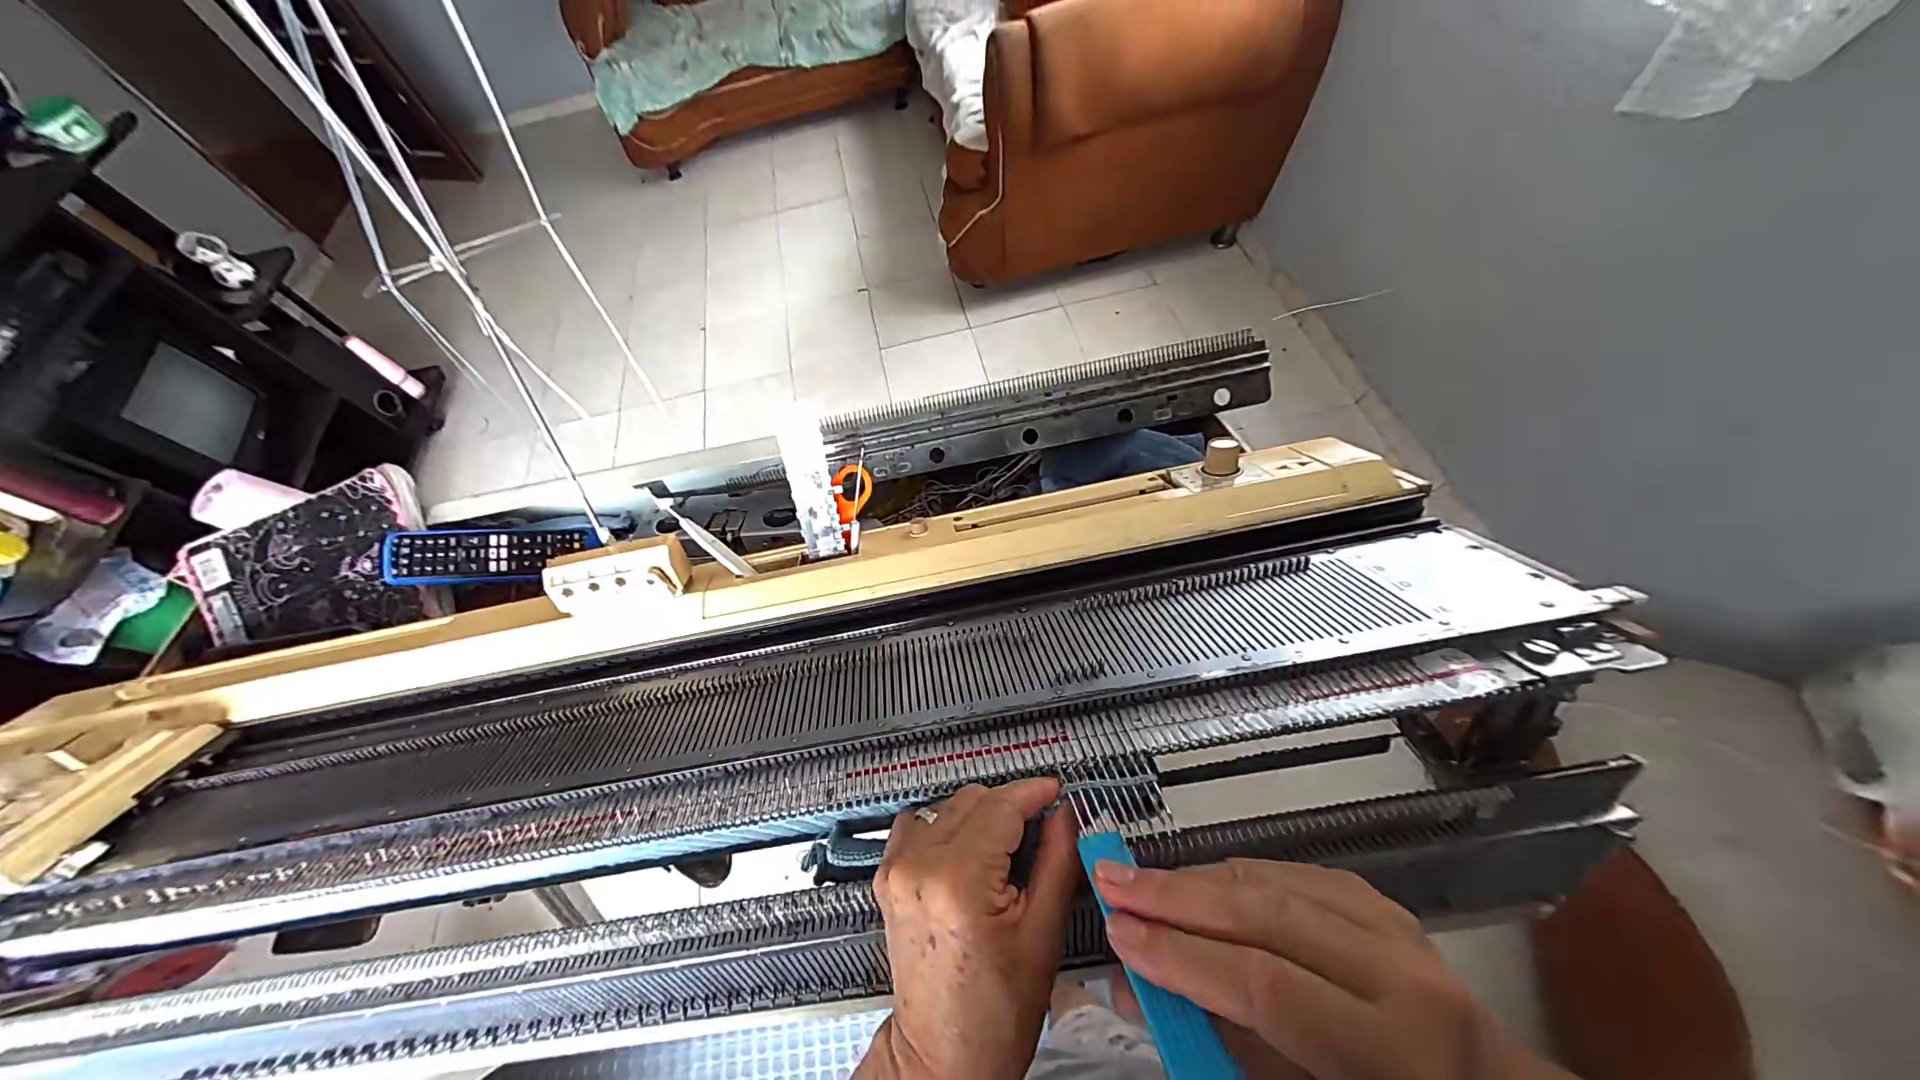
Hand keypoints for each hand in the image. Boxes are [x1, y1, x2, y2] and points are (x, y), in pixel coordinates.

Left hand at [856, 778, 1080, 1079]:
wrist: (943, 1054)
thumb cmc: (992, 1013)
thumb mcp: (1043, 932)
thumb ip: (1057, 860)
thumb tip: (1065, 815)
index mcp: (957, 881)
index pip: (1001, 805)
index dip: (1034, 792)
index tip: (1054, 790)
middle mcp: (918, 867)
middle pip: (974, 799)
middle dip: (1011, 807)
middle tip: (1041, 828)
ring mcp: (897, 870)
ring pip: (949, 807)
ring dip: (982, 816)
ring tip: (1006, 851)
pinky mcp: (888, 876)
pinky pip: (922, 825)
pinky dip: (949, 827)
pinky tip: (970, 854)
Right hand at [1094, 859, 1573, 1079]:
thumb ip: (1212, 1039)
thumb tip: (1130, 983)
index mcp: (1393, 1046)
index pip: (1266, 983)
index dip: (1182, 956)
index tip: (1117, 934)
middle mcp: (1401, 974)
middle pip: (1266, 912)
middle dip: (1176, 896)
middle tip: (1111, 882)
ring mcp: (1391, 925)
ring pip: (1273, 880)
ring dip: (1194, 878)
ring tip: (1138, 882)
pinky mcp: (1375, 899)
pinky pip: (1286, 871)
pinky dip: (1229, 874)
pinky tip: (1193, 881)